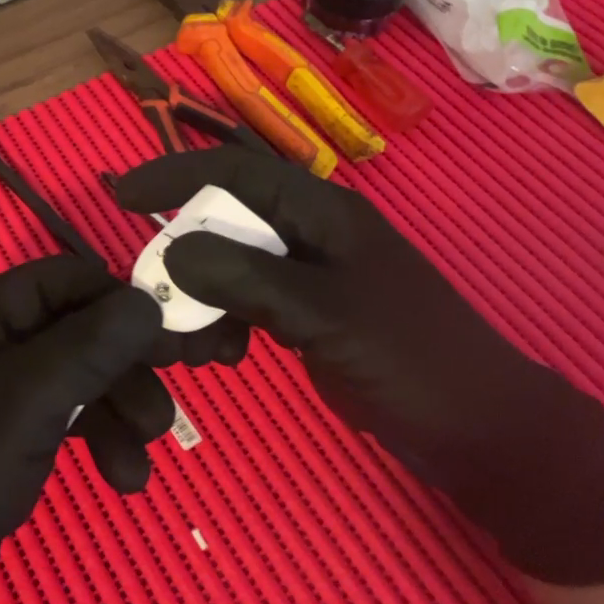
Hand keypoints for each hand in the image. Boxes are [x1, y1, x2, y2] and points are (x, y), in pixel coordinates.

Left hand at [0, 257, 168, 603]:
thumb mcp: (33, 395)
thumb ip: (92, 343)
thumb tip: (149, 299)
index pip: (72, 278)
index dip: (123, 303)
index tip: (173, 340)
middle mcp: (1, 334)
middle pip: (86, 330)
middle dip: (128, 373)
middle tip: (160, 417)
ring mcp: (8, 382)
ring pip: (86, 377)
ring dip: (121, 415)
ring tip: (138, 464)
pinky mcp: (16, 424)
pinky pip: (72, 414)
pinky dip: (102, 439)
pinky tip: (124, 479)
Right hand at [113, 147, 603, 586]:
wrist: (481, 432)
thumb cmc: (411, 359)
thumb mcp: (325, 314)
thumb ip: (247, 277)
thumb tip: (172, 249)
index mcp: (322, 211)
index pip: (235, 171)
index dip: (174, 174)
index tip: (122, 196)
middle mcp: (310, 232)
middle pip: (224, 219)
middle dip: (182, 252)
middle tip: (152, 293)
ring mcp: (308, 275)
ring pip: (229, 264)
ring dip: (200, 296)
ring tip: (190, 343)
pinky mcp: (306, 313)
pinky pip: (244, 301)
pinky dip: (222, 321)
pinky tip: (221, 353)